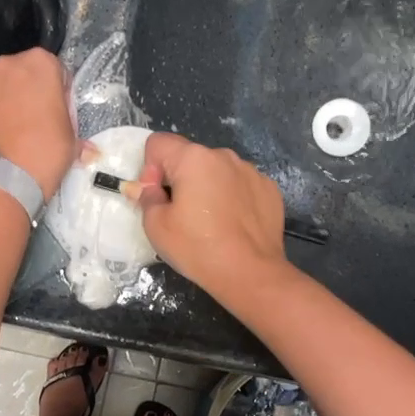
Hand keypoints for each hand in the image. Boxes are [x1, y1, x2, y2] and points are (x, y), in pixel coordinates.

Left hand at [0, 49, 76, 198]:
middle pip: (23, 75)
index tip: (58, 113)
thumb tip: (88, 150)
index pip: (55, 71)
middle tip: (34, 124)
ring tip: (10, 135)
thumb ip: (76, 135)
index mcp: (40, 64)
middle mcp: (6, 65)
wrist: (2, 179)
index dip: (58, 93)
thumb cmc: (45, 152)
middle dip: (28, 94)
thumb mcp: (71, 142)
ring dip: (4, 104)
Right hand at [127, 133, 291, 293]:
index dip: (150, 168)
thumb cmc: (196, 248)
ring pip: (216, 172)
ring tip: (209, 223)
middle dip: (179, 179)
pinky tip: (232, 225)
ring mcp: (250, 171)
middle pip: (189, 158)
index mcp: (193, 159)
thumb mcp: (156, 227)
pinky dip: (231, 199)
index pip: (158, 143)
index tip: (157, 197)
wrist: (249, 272)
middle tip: (180, 215)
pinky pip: (239, 185)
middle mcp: (223, 156)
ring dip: (206, 188)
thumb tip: (146, 188)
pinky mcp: (268, 188)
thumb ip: (147, 199)